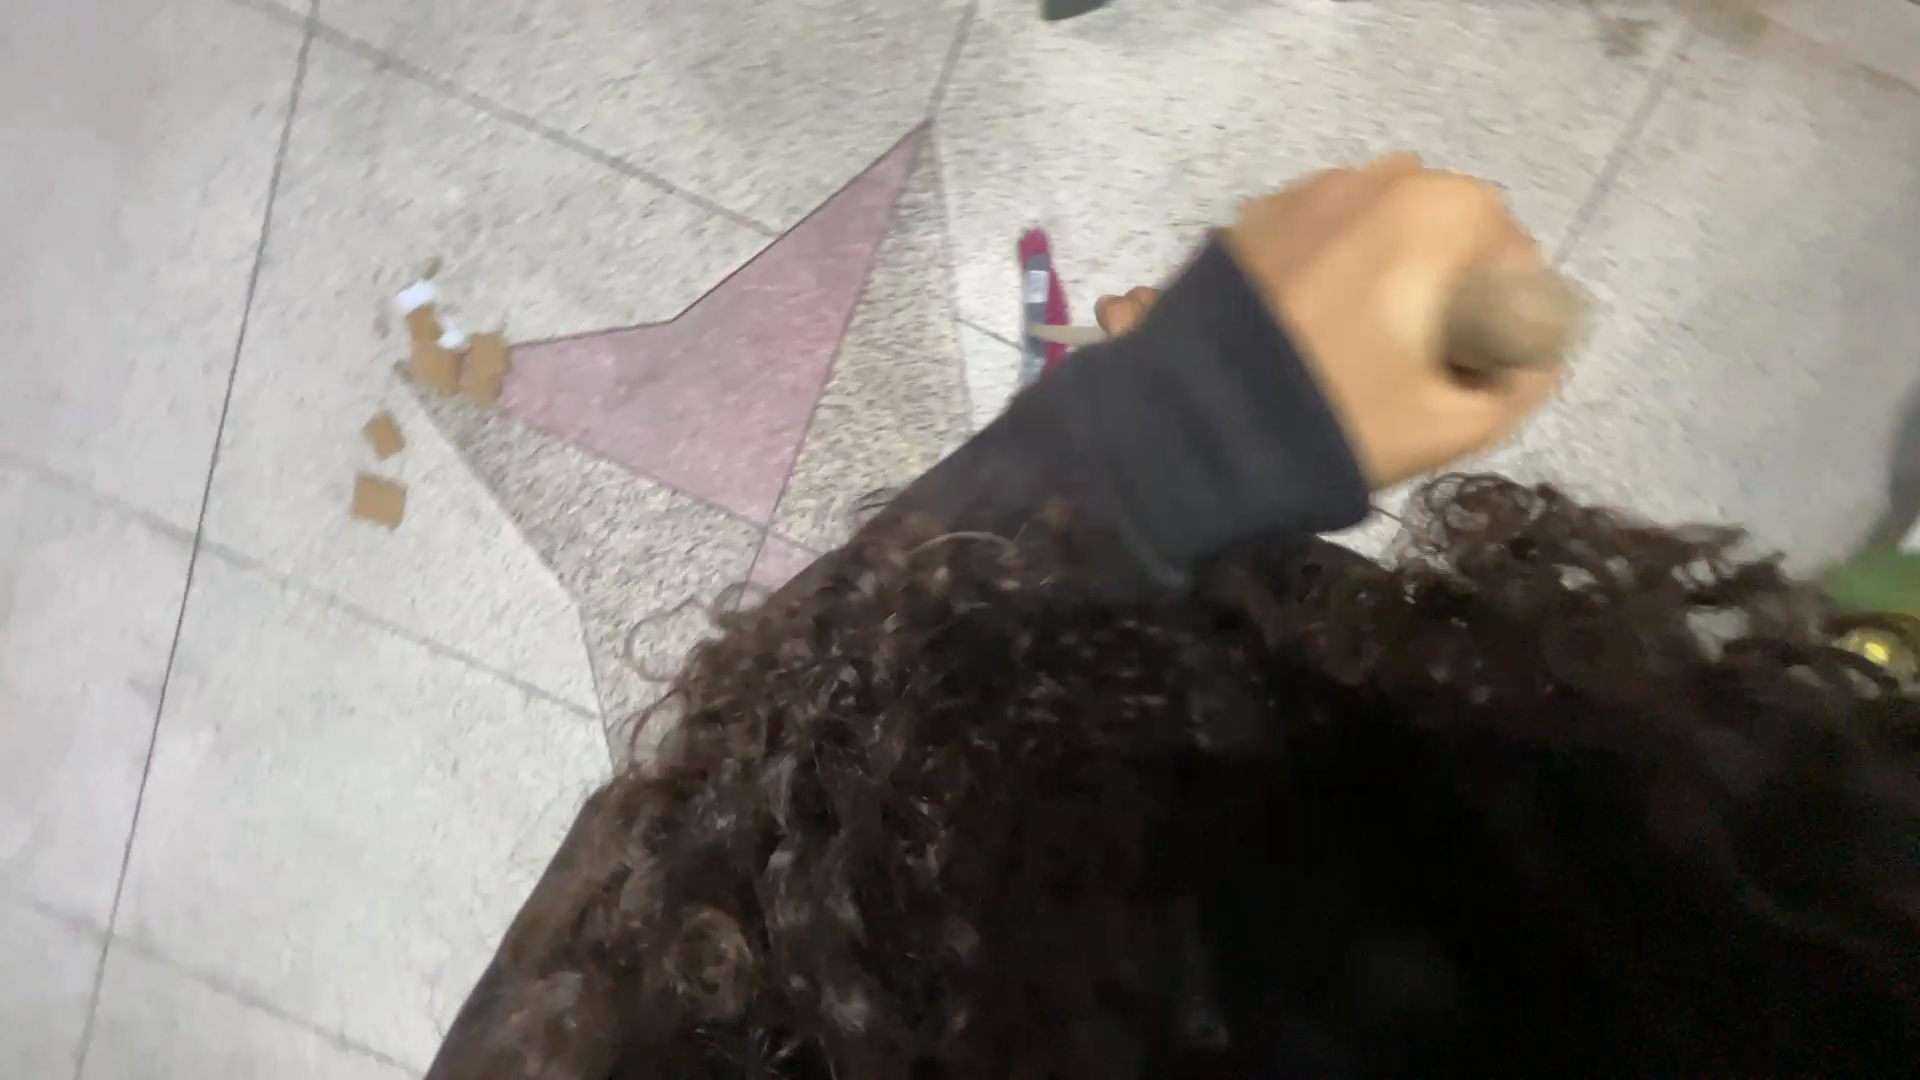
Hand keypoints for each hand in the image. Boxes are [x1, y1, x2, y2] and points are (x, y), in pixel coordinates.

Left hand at [1097, 154, 1566, 489]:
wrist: (1189, 434)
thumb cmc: (1332, 425)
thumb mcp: (1456, 423)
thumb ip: (1521, 379)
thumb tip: (1527, 353)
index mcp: (1436, 211)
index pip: (1507, 258)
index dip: (1495, 321)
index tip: (1459, 370)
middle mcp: (1364, 182)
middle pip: (1433, 238)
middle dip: (1432, 293)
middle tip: (1400, 364)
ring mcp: (1290, 199)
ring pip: (1365, 235)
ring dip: (1372, 279)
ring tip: (1343, 352)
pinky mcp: (1237, 230)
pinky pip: (1306, 244)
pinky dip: (1317, 276)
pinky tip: (1298, 333)